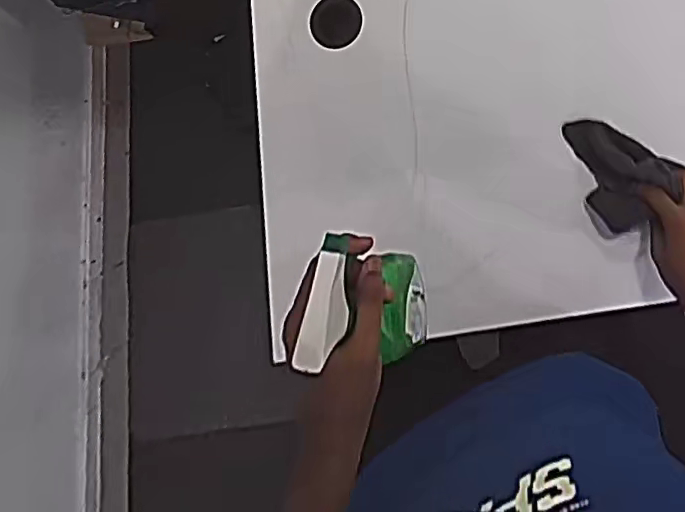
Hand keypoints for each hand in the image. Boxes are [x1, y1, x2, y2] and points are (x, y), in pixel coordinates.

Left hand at [283, 235, 392, 417]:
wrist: (333, 439)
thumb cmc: (343, 401)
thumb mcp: (364, 346)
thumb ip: (369, 302)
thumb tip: (371, 268)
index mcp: (304, 321)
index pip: (320, 268)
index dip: (344, 250)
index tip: (366, 246)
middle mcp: (301, 323)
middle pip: (327, 277)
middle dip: (359, 271)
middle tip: (381, 280)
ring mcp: (309, 332)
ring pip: (333, 291)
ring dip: (361, 287)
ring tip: (382, 300)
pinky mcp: (318, 340)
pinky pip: (336, 307)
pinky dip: (356, 302)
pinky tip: (372, 313)